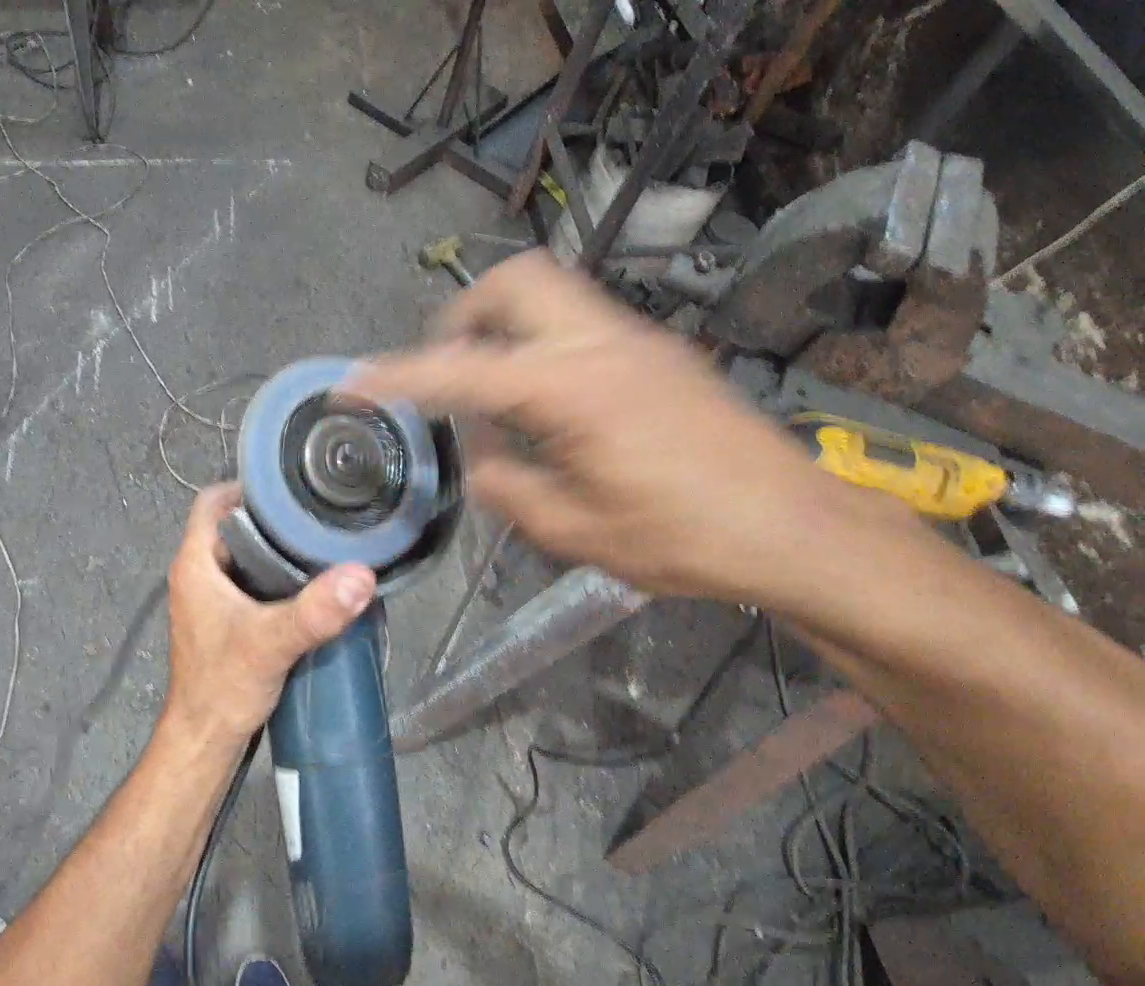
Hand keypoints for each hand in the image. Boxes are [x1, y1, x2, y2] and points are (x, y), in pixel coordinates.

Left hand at [162, 483, 376, 747]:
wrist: (206, 738)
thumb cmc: (223, 687)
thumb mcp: (270, 644)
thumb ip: (314, 612)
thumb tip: (362, 575)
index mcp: (195, 564)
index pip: (213, 502)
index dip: (248, 486)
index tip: (294, 484)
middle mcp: (199, 574)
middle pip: (235, 525)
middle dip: (274, 517)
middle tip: (322, 513)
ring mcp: (213, 598)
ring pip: (247, 555)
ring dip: (279, 548)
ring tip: (325, 541)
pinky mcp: (229, 620)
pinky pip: (254, 582)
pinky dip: (280, 576)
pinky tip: (314, 582)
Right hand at [348, 250, 915, 606]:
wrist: (796, 527)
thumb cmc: (682, 539)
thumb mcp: (573, 531)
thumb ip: (507, 487)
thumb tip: (485, 459)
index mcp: (573, 390)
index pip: (462, 370)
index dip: (398, 377)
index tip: (353, 384)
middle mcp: (604, 344)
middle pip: (515, 282)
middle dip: (460, 315)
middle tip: (441, 367)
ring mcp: (639, 340)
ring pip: (551, 294)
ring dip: (502, 327)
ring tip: (486, 392)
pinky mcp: (659, 354)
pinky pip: (579, 325)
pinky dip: (539, 346)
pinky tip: (543, 409)